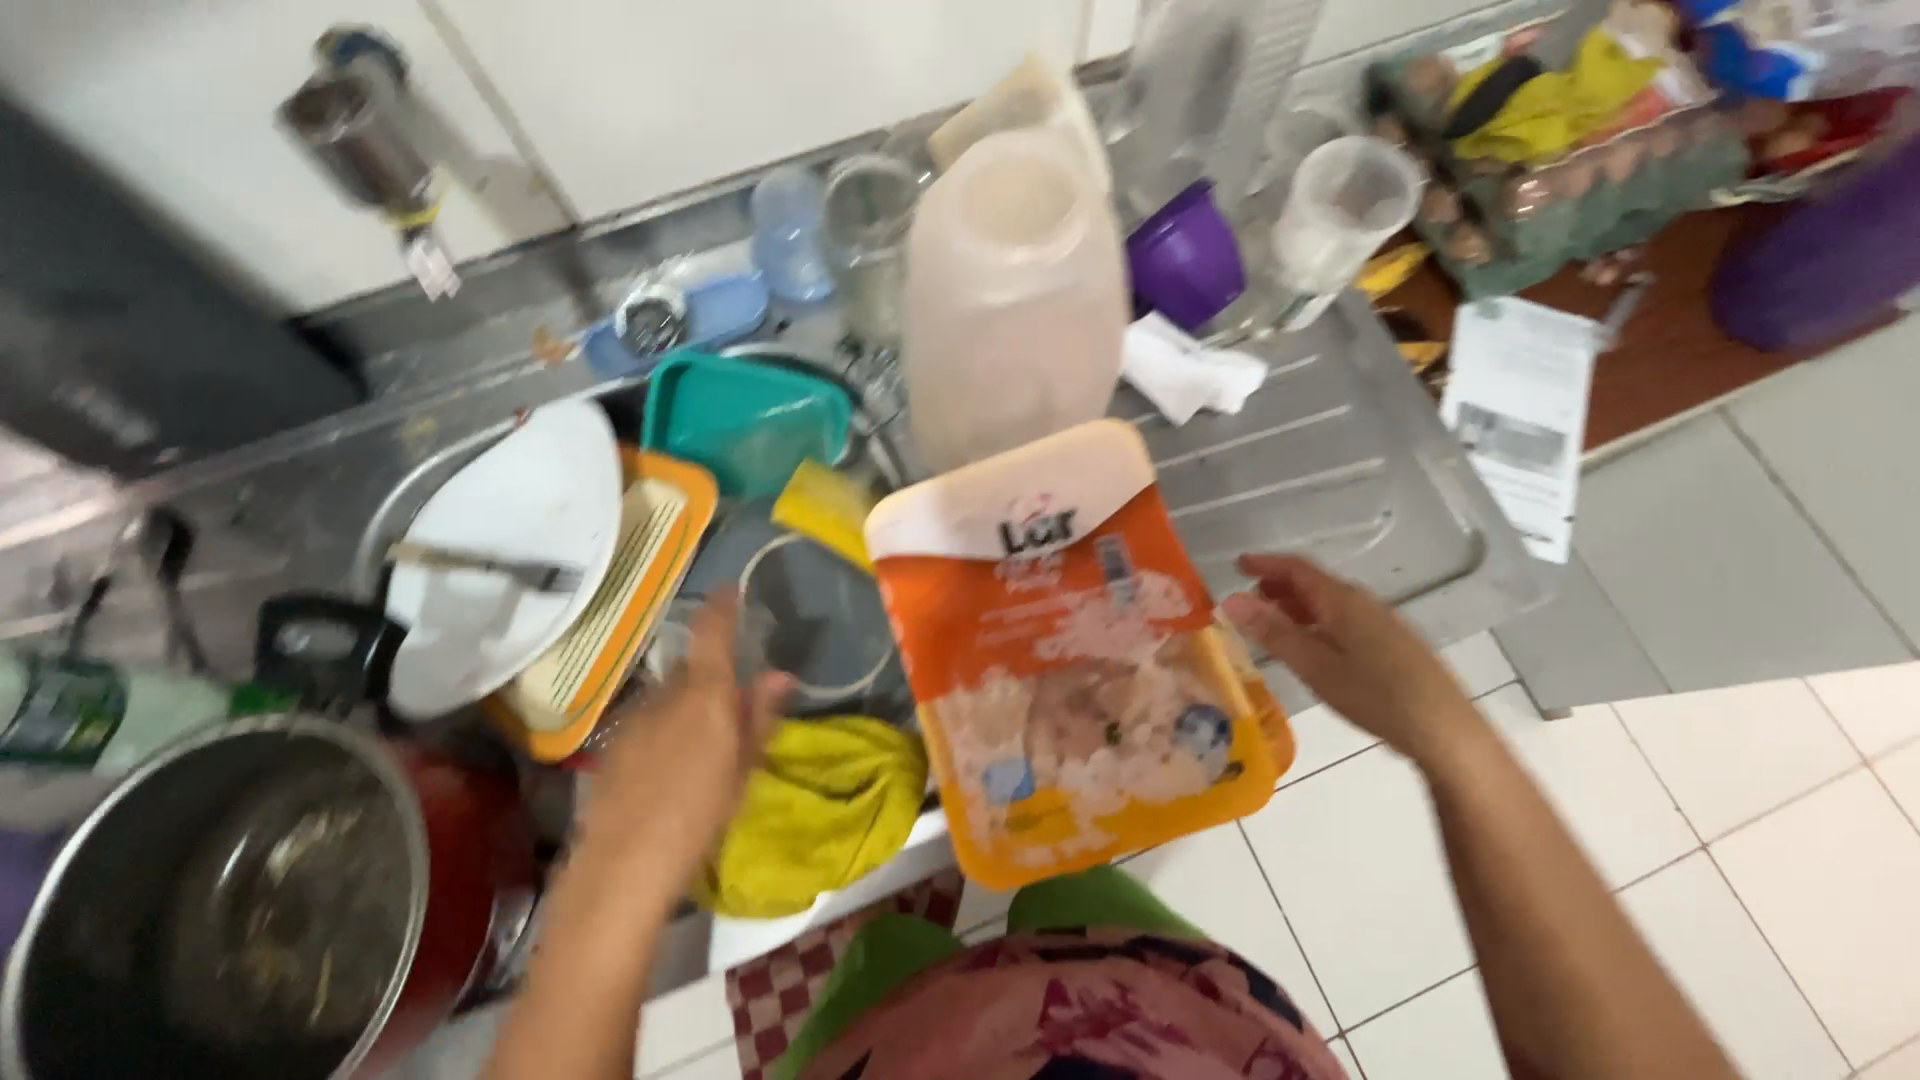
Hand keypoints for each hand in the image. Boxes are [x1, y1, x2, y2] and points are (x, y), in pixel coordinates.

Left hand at [577, 590, 793, 886]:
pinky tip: (668, 763)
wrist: (625, 863)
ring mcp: (633, 717)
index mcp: (706, 694)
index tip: (729, 589)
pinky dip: (662, 725)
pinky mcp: (612, 742)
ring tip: (700, 742)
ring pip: (667, 694)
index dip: (721, 606)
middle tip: (730, 702)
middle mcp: (666, 694)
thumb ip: (759, 715)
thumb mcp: (744, 766)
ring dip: (685, 702)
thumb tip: (780, 674)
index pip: (712, 632)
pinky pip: (646, 718)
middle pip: (692, 667)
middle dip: (710, 673)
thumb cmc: (701, 815)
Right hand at [1221, 554, 1484, 767]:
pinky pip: (1345, 619)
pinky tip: (1314, 648)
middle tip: (1250, 599)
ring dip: (1298, 606)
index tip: (1238, 564)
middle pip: (1316, 583)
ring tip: (1273, 624)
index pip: (1298, 568)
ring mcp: (1383, 623)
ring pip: (1331, 603)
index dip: (1266, 563)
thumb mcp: (1315, 666)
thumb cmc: (1375, 696)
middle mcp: (1364, 603)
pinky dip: (1318, 622)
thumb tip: (1232, 599)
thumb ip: (1273, 632)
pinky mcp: (1394, 644)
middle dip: (1279, 585)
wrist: (1445, 730)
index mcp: (1343, 601)